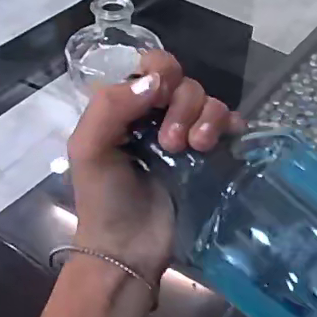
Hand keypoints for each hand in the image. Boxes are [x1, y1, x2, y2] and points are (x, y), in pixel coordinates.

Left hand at [65, 51, 242, 280]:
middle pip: (182, 80)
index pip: (148, 67)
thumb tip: (155, 82)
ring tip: (193, 149)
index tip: (157, 100)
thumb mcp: (88, 149)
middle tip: (170, 142)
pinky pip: (227, 121)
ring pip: (206, 99)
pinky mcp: (208, 155)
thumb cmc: (104, 200)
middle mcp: (153, 115)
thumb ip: (110, 107)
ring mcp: (183, 134)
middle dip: (182, 104)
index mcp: (122, 108)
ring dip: (203, 117)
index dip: (158, 74)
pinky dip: (227, 124)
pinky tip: (216, 143)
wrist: (129, 249)